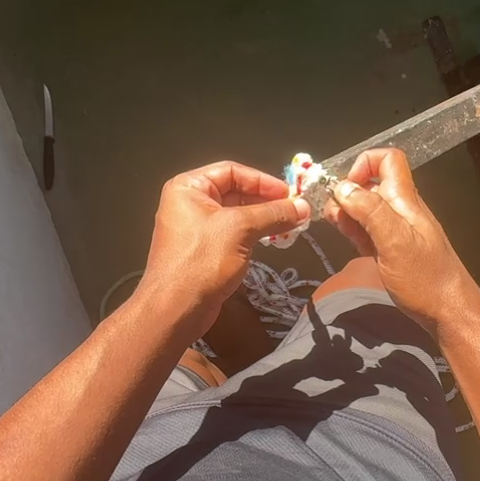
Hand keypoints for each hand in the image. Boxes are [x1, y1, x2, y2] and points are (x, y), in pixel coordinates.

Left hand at [134, 161, 310, 336]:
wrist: (175, 310)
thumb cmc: (202, 260)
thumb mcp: (240, 229)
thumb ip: (273, 214)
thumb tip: (303, 206)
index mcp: (188, 187)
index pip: (231, 170)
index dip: (262, 180)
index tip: (290, 192)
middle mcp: (189, 202)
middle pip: (234, 190)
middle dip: (265, 200)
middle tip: (294, 209)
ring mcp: (195, 227)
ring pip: (236, 213)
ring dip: (262, 218)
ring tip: (290, 225)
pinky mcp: (204, 250)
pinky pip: (232, 233)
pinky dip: (253, 233)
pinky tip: (272, 239)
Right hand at [326, 148, 473, 331]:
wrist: (448, 314)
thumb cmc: (424, 278)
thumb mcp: (394, 241)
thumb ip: (369, 211)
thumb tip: (342, 187)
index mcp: (405, 199)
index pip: (387, 159)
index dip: (364, 164)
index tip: (346, 188)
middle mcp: (400, 209)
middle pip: (370, 184)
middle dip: (347, 194)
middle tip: (335, 217)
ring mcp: (395, 229)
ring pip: (365, 208)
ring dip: (348, 214)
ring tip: (341, 231)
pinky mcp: (390, 248)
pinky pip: (367, 229)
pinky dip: (355, 232)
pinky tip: (352, 244)